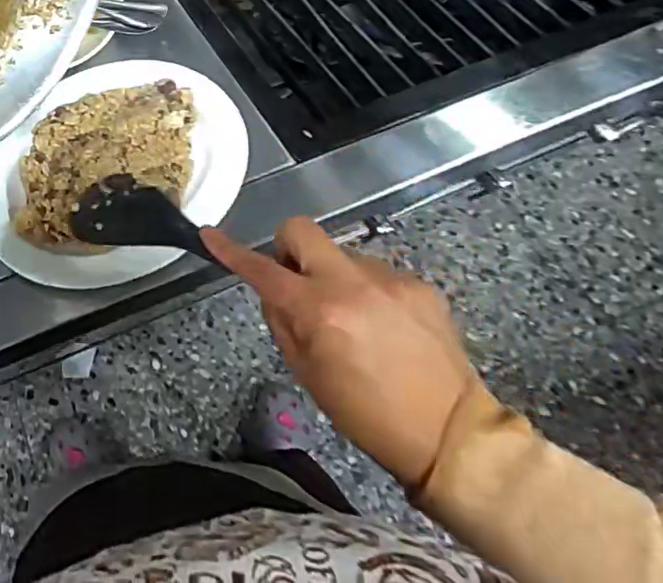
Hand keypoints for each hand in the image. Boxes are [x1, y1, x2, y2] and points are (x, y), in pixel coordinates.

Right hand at [203, 217, 479, 489]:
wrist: (452, 434)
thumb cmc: (369, 415)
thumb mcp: (309, 375)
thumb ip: (283, 322)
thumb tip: (274, 290)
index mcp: (321, 312)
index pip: (263, 270)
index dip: (231, 251)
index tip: (210, 234)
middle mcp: (353, 283)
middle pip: (300, 229)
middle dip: (287, 248)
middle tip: (298, 284)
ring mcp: (389, 278)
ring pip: (340, 254)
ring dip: (334, 277)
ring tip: (354, 321)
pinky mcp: (418, 283)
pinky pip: (375, 273)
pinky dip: (367, 291)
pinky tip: (385, 326)